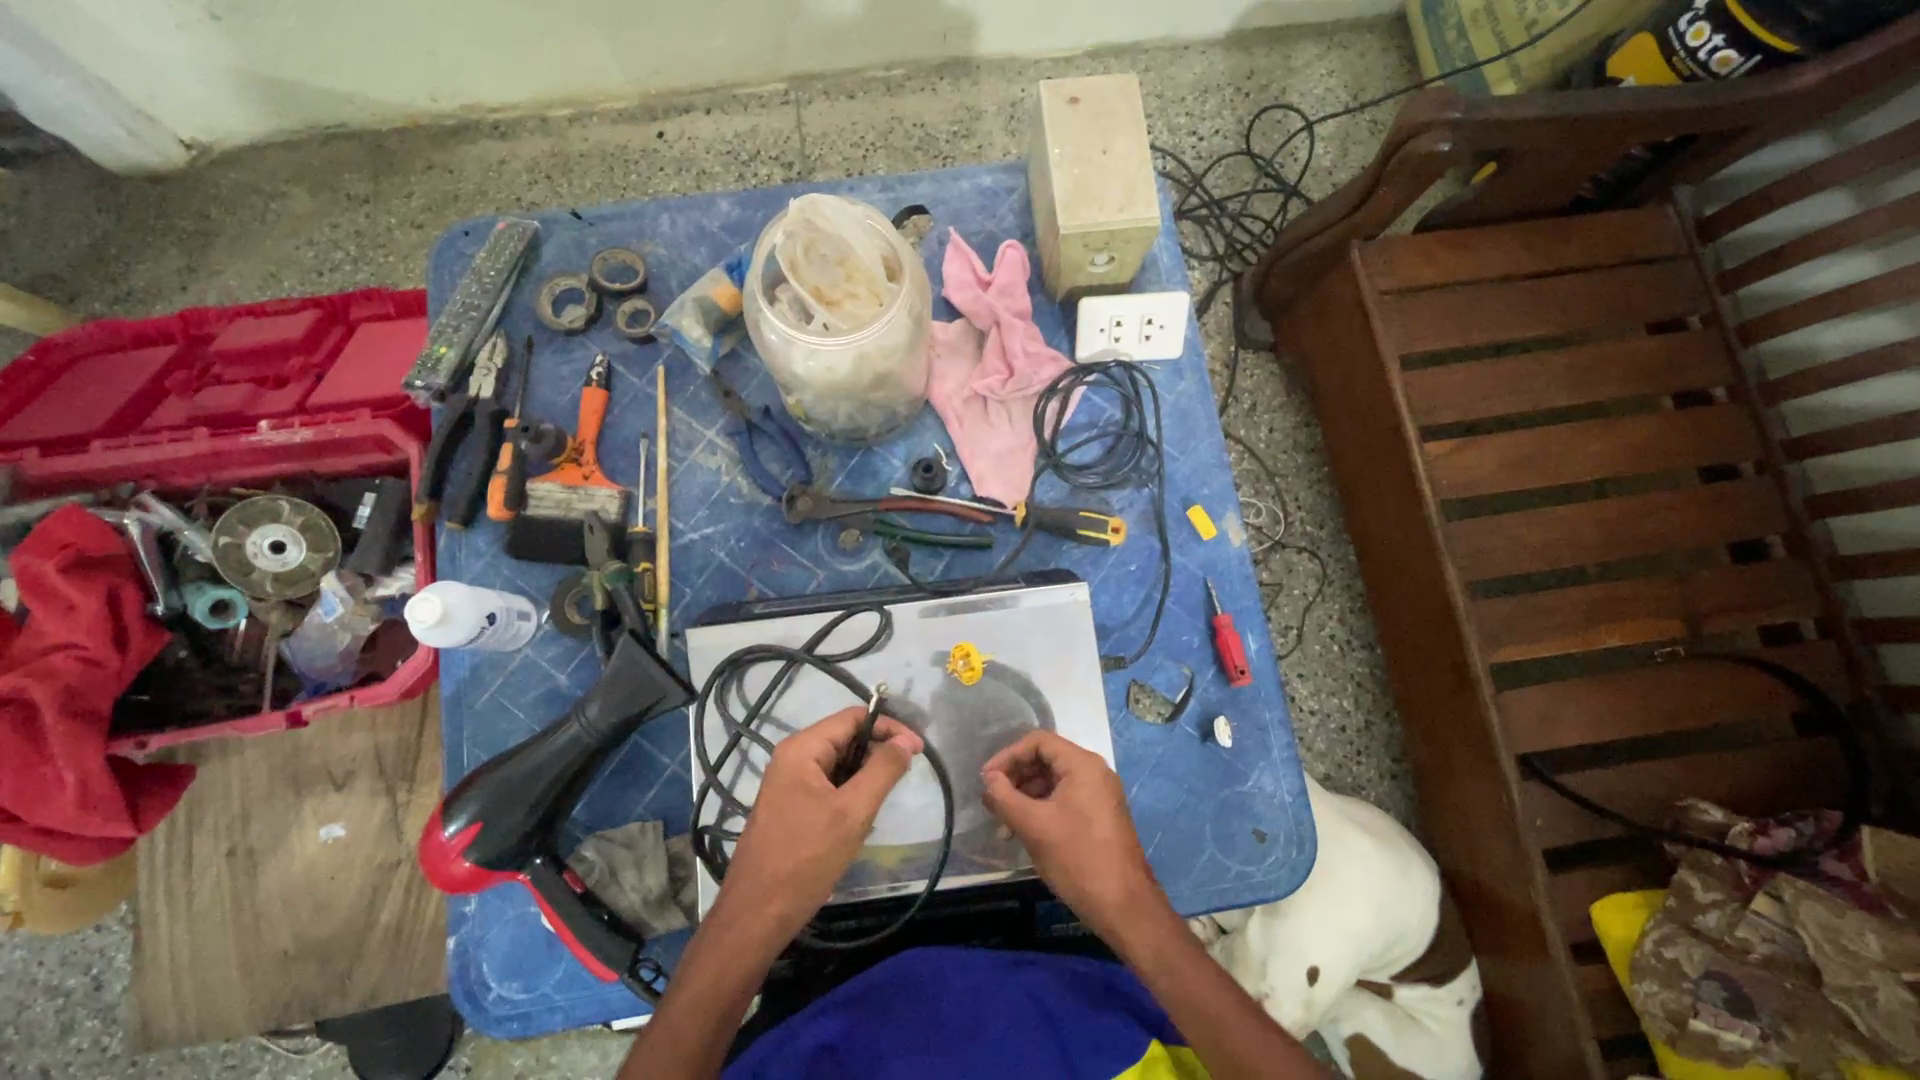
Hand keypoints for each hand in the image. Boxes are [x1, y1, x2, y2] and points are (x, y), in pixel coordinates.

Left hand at [719, 707, 923, 936]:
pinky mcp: (791, 806)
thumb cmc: (807, 858)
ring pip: (839, 764)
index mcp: (801, 749)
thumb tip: (907, 742)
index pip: (853, 717)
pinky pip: (828, 786)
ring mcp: (789, 783)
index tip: (918, 750)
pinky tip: (862, 818)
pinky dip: (850, 794)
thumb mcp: (853, 811)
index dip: (889, 727)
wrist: (758, 912)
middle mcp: (792, 758)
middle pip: (845, 738)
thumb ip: (883, 770)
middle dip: (878, 752)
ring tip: (883, 801)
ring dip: (865, 776)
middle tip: (905, 777)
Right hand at [981, 731, 1166, 940]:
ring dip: (1026, 798)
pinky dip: (1042, 810)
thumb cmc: (1076, 858)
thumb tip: (989, 780)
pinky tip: (1025, 833)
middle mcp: (1094, 773)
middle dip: (1016, 779)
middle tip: (992, 803)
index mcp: (1082, 765)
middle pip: (1046, 760)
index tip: (987, 780)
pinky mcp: (1100, 816)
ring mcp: (1100, 795)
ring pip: (1054, 783)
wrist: (1123, 904)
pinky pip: (1065, 800)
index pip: (1038, 742)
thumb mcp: (1033, 826)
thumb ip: (1004, 797)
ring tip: (1005, 825)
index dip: (1008, 756)